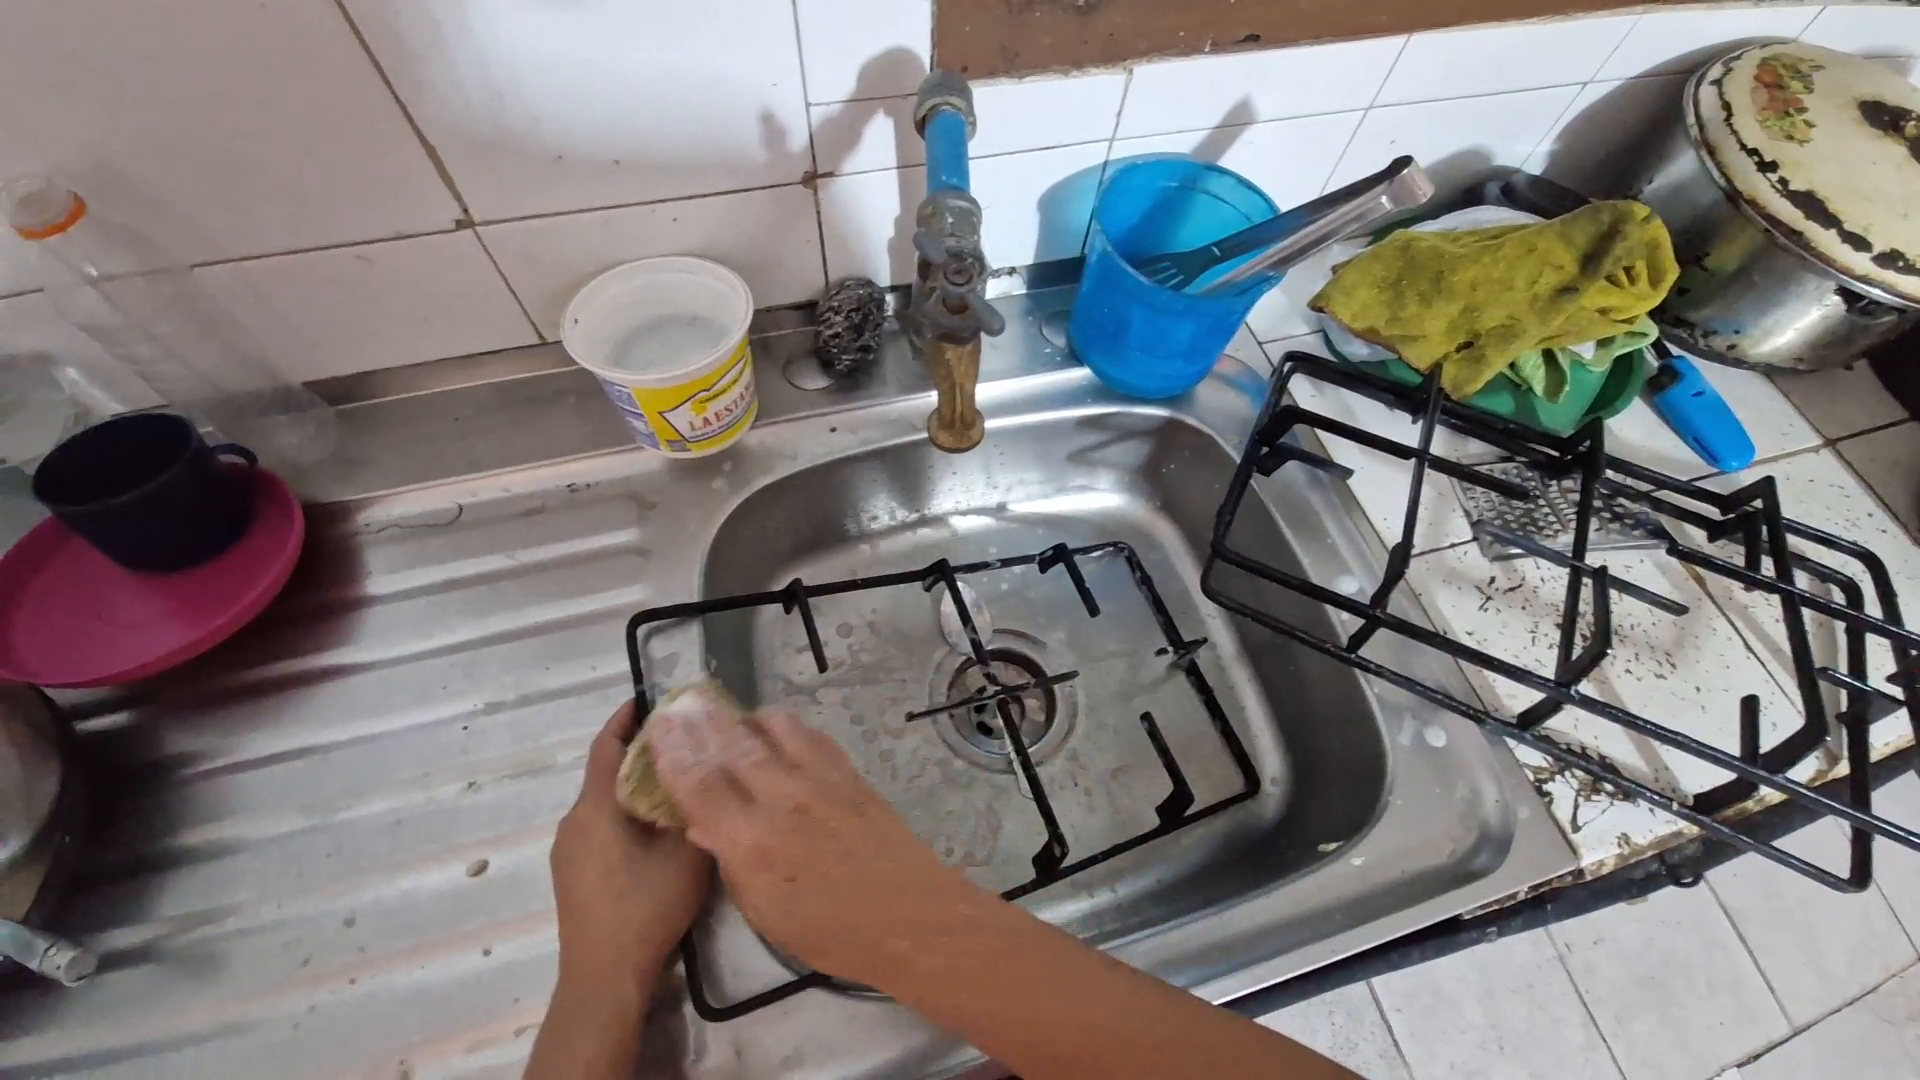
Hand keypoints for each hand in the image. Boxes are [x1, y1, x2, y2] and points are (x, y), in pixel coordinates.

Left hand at [550, 700, 711, 992]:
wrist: (604, 976)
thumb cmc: (646, 905)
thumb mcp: (686, 849)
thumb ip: (694, 804)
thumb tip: (704, 770)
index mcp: (595, 807)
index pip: (606, 746)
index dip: (626, 718)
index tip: (650, 697)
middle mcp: (573, 821)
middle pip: (606, 772)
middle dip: (640, 752)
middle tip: (682, 742)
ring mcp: (568, 850)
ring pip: (604, 801)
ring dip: (635, 785)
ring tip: (678, 781)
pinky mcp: (572, 874)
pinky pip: (600, 826)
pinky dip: (626, 812)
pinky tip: (657, 827)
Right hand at [647, 702, 980, 984]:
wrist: (908, 914)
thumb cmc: (830, 930)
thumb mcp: (764, 910)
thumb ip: (730, 859)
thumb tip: (700, 822)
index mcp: (753, 843)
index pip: (701, 785)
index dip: (674, 752)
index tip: (658, 725)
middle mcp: (784, 800)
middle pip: (734, 746)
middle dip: (702, 721)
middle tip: (683, 700)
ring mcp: (821, 780)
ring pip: (775, 729)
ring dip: (747, 719)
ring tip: (731, 718)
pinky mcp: (849, 773)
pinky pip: (810, 736)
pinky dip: (785, 728)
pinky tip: (776, 731)